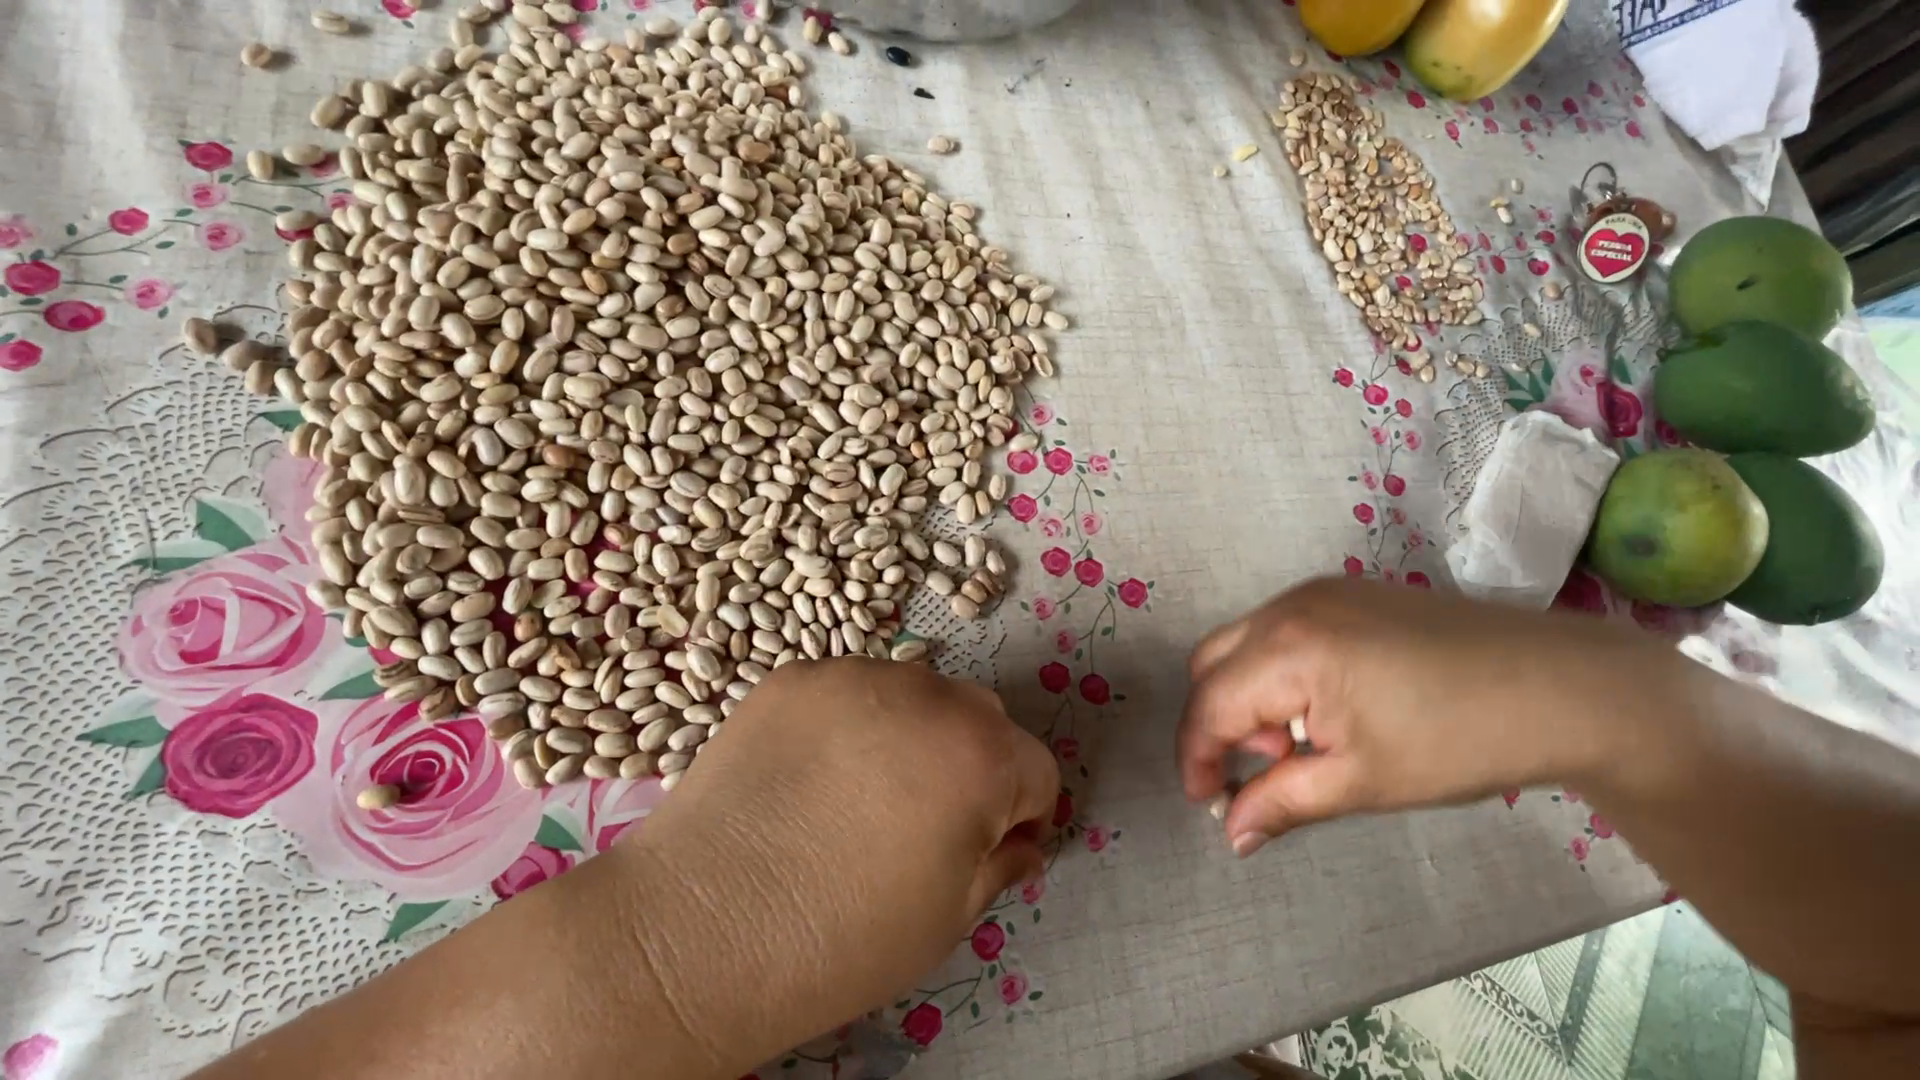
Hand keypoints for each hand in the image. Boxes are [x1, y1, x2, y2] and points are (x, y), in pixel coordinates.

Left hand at [613, 656, 1059, 1074]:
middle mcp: (928, 694)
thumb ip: (1002, 864)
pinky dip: (852, 722)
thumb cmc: (842, 939)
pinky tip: (814, 774)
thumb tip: (1023, 841)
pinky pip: (851, 690)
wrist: (700, 929)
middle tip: (923, 821)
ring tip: (862, 793)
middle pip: (981, 720)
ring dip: (913, 733)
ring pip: (916, 694)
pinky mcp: (795, 676)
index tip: (986, 847)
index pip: (1036, 770)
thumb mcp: (949, 918)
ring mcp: (854, 674)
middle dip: (972, 765)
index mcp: (981, 756)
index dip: (1019, 816)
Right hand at [1178, 577, 1673, 856]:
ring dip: (1245, 695)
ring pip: (1241, 644)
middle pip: (1210, 665)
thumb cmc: (1459, 740)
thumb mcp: (1361, 782)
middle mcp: (1288, 607)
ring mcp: (1316, 592)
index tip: (1210, 803)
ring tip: (1299, 740)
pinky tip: (1324, 706)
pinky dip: (1275, 671)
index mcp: (1287, 649)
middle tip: (1263, 767)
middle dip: (1218, 721)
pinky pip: (1277, 631)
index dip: (1198, 758)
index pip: (1209, 705)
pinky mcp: (1344, 593)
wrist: (1565, 686)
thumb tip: (1232, 833)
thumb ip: (1281, 802)